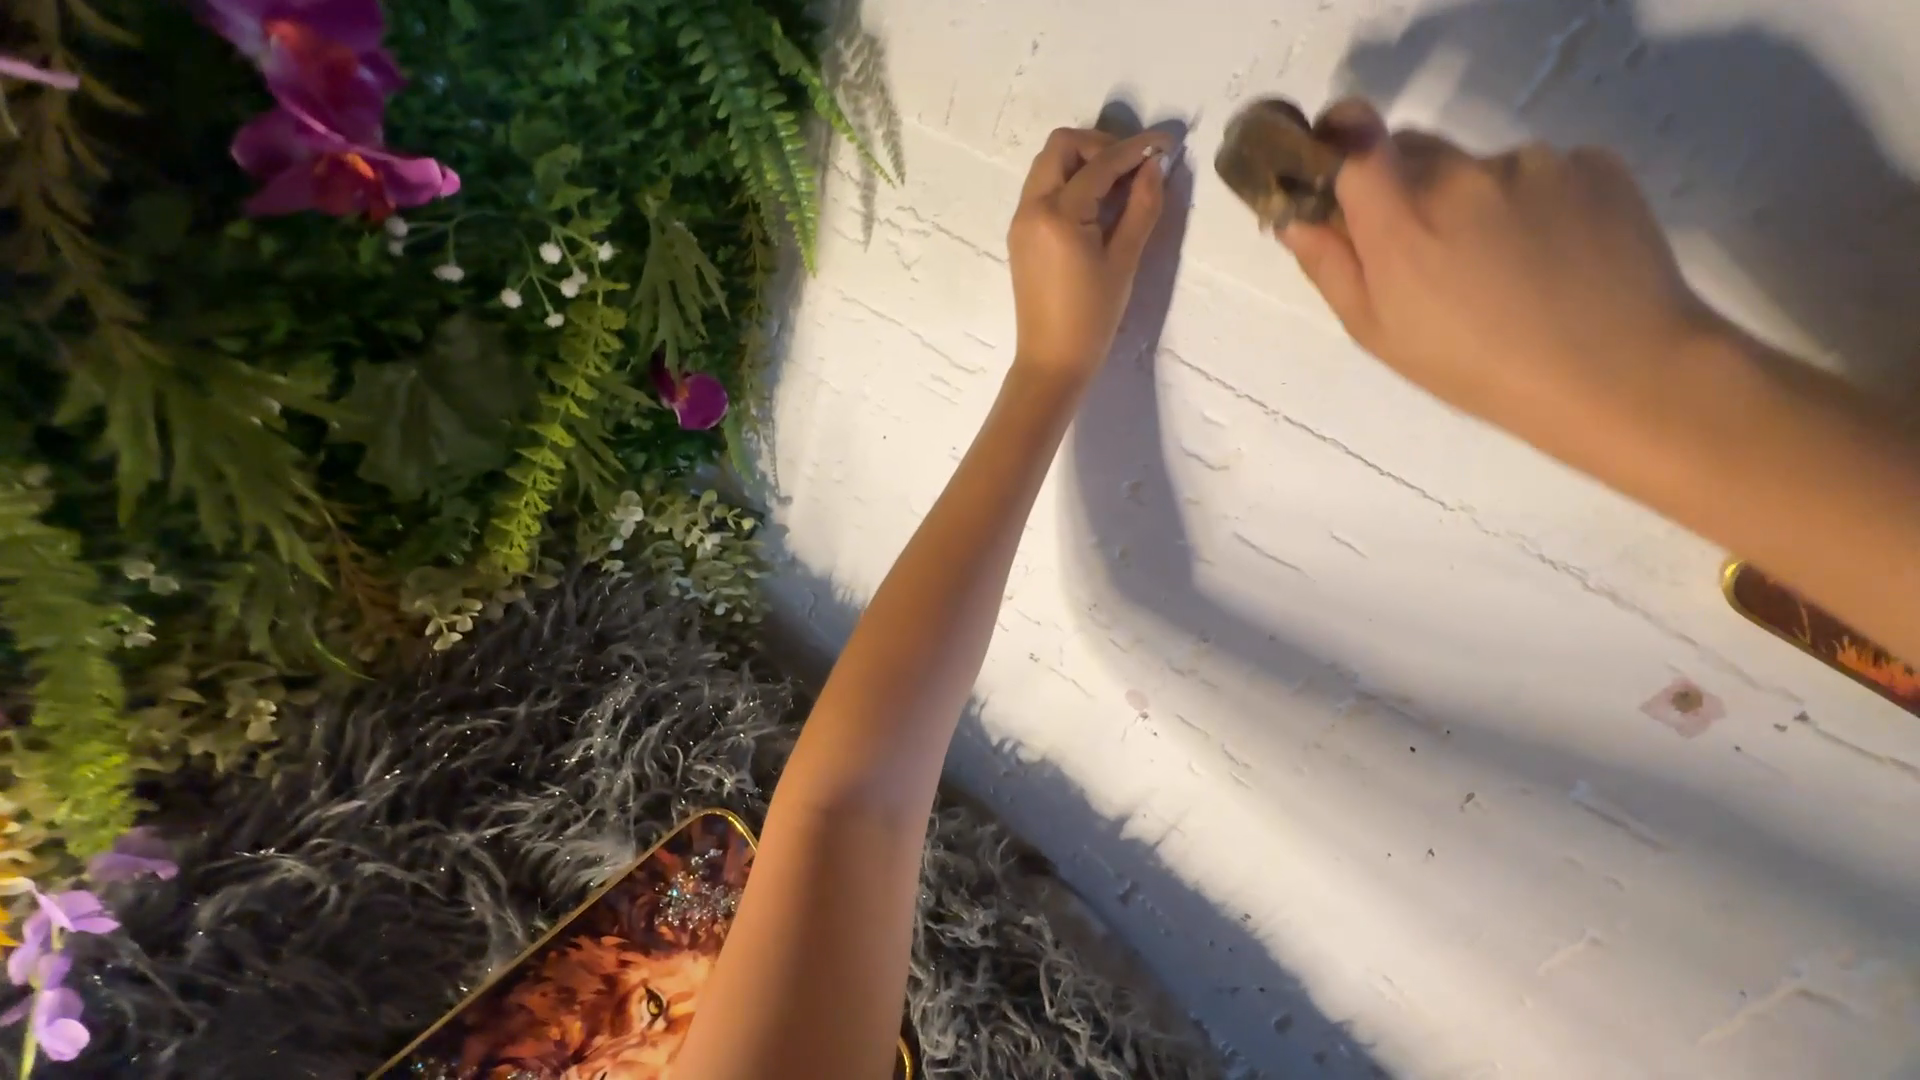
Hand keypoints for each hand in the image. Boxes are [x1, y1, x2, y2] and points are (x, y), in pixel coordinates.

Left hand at [1007, 127, 1174, 379]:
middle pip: (1060, 147)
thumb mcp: (1124, 261)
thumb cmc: (1092, 317)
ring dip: (1082, 162)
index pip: (1099, 164)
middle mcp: (1031, 209)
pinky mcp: (1020, 236)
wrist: (1052, 359)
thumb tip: (1154, 166)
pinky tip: (1096, 206)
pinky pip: (1042, 190)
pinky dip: (1069, 183)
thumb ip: (1141, 208)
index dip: (1135, 148)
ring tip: (1117, 186)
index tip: (1165, 144)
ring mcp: (1021, 222)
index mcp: (1057, 215)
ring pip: (1048, 166)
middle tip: (1131, 166)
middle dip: (1099, 145)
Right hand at [1282, 100, 1726, 441]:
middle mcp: (1463, 174)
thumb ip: (1331, 267)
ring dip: (1469, 200)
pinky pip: (1538, 171)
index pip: (1356, 141)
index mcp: (1401, 221)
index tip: (1336, 162)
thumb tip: (1296, 219)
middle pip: (1413, 150)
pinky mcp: (1593, 162)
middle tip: (1422, 250)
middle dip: (1402, 187)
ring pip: (1476, 166)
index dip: (1341, 141)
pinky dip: (1529, 202)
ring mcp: (1534, 163)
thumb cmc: (1472, 367)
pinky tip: (1546, 254)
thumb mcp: (1378, 333)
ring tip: (1499, 265)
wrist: (1613, 369)